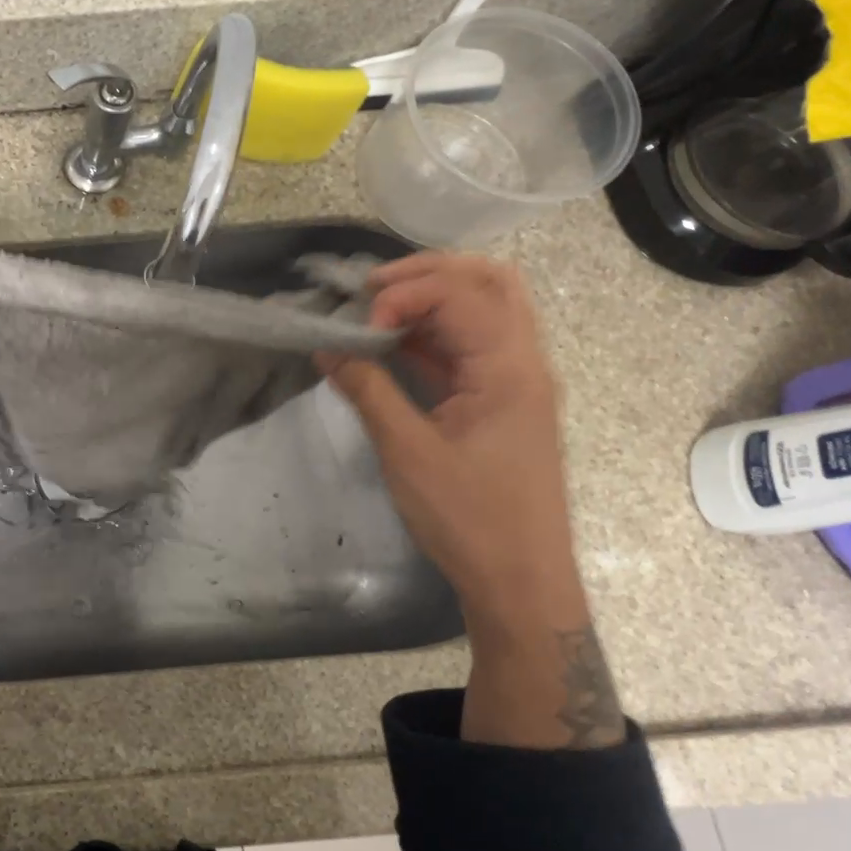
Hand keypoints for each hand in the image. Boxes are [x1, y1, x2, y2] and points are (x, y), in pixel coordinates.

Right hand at [319, 253, 622, 748]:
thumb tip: (327, 347)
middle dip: (427, 273)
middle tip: (368, 288)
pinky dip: (429, 335)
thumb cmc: (467, 517)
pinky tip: (387, 346)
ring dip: (430, 300)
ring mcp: (515, 381)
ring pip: (482, 311)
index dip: (403, 294)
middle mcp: (523, 362)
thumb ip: (368, 391)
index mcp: (510, 369)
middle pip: (488, 283)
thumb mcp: (407, 452)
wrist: (518, 577)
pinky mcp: (500, 402)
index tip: (356, 325)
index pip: (461, 294)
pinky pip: (469, 348)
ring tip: (373, 309)